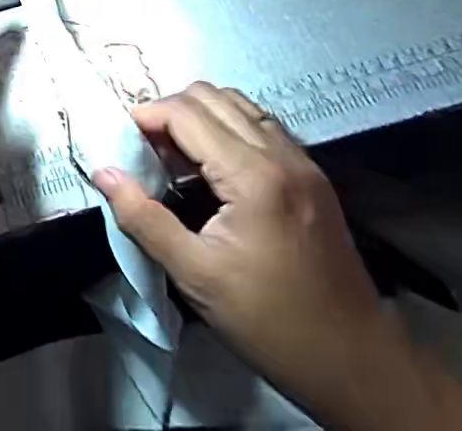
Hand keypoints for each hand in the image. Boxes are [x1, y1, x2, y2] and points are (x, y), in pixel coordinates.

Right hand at [91, 84, 439, 428]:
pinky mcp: (312, 177)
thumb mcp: (195, 275)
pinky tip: (212, 165)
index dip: (146, 116)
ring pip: (238, 104)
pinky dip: (226, 127)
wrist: (358, 364)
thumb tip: (102, 172)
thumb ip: (142, 217)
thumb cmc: (271, 322)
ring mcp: (303, 164)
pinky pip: (260, 125)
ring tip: (175, 154)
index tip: (123, 141)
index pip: (186, 113)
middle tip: (146, 147)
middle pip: (211, 97)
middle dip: (169, 111)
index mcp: (253, 177)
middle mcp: (282, 156)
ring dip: (198, 116)